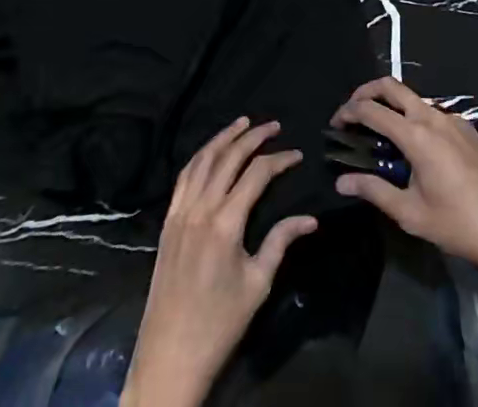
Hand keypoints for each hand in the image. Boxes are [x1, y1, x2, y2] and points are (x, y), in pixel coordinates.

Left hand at [121, 118, 316, 406]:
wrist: (170, 354)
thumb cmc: (220, 322)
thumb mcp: (258, 282)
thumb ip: (281, 241)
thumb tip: (310, 218)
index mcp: (225, 223)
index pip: (256, 174)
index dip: (279, 159)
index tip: (297, 155)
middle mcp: (200, 210)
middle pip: (227, 159)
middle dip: (252, 137)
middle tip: (273, 125)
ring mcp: (179, 215)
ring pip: (201, 162)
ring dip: (222, 139)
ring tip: (241, 124)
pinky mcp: (167, 224)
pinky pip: (183, 179)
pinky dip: (199, 158)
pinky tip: (210, 153)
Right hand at [330, 77, 477, 283]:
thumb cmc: (458, 224)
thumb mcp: (410, 213)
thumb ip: (374, 190)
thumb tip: (342, 181)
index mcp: (418, 134)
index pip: (372, 109)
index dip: (348, 112)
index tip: (334, 125)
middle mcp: (435, 117)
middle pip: (393, 87)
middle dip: (366, 93)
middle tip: (349, 114)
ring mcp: (455, 121)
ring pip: (414, 99)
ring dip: (391, 106)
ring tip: (375, 133)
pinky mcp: (468, 131)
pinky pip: (432, 113)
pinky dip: (412, 117)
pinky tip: (408, 146)